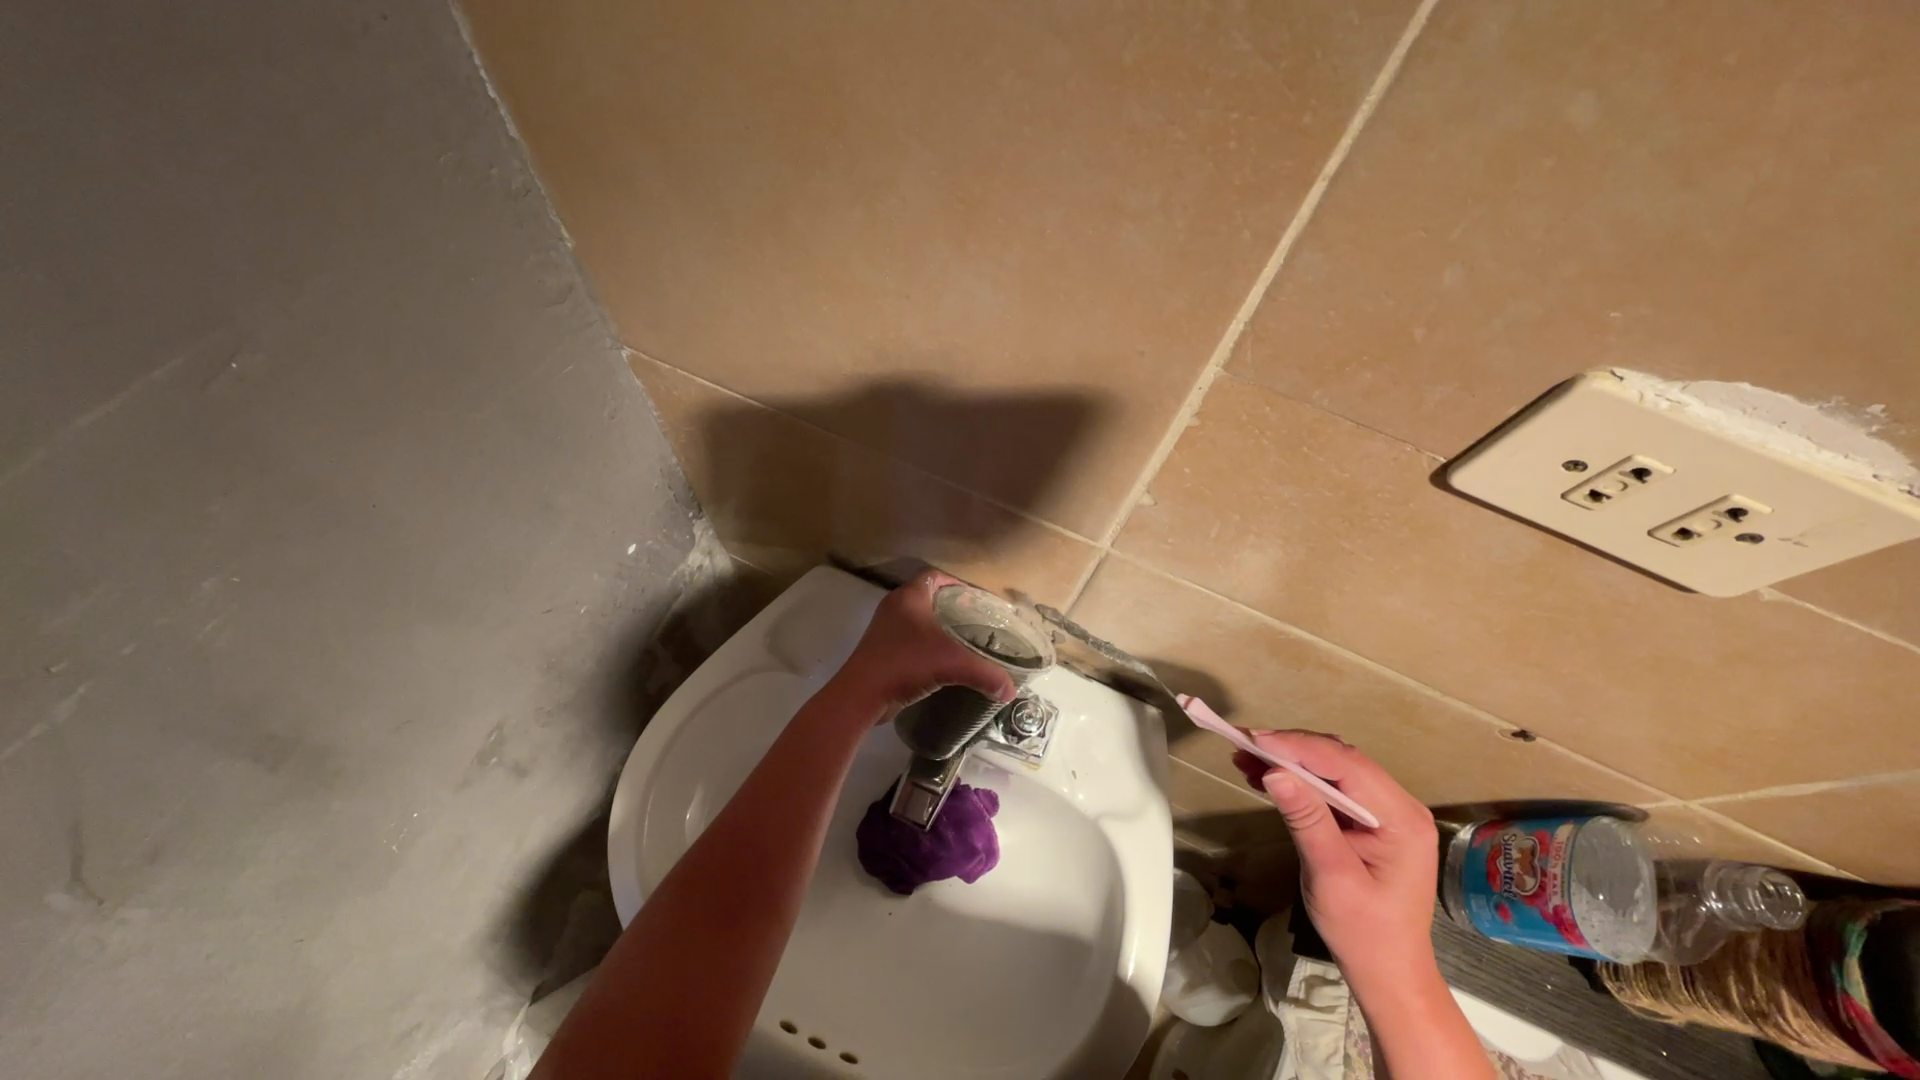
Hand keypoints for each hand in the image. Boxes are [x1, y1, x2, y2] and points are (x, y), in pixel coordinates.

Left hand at [831, 570, 1017, 720]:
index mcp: (909, 598)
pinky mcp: (879, 651)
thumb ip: (985, 673)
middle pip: (926, 597)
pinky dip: (924, 645)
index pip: (934, 576)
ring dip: (936, 627)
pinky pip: (907, 640)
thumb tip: (1011, 690)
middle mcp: (894, 608)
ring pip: (915, 620)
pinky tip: (941, 661)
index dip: (957, 583)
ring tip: (961, 640)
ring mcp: (884, 630)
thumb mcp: (952, 664)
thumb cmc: (905, 664)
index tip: (977, 599)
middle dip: (950, 606)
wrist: (861, 695)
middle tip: (974, 620)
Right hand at [1233, 732, 1439, 989]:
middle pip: (1340, 760)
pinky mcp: (1370, 821)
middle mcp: (1399, 806)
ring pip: (1334, 769)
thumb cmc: (1363, 931)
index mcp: (1401, 818)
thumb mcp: (1331, 876)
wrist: (1388, 970)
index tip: (1254, 740)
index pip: (1345, 764)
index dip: (1298, 747)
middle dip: (1291, 749)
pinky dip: (1299, 779)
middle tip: (1244, 746)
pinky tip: (1267, 777)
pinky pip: (1333, 788)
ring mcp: (1387, 812)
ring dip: (1291, 761)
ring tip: (1246, 758)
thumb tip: (1274, 773)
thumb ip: (1307, 820)